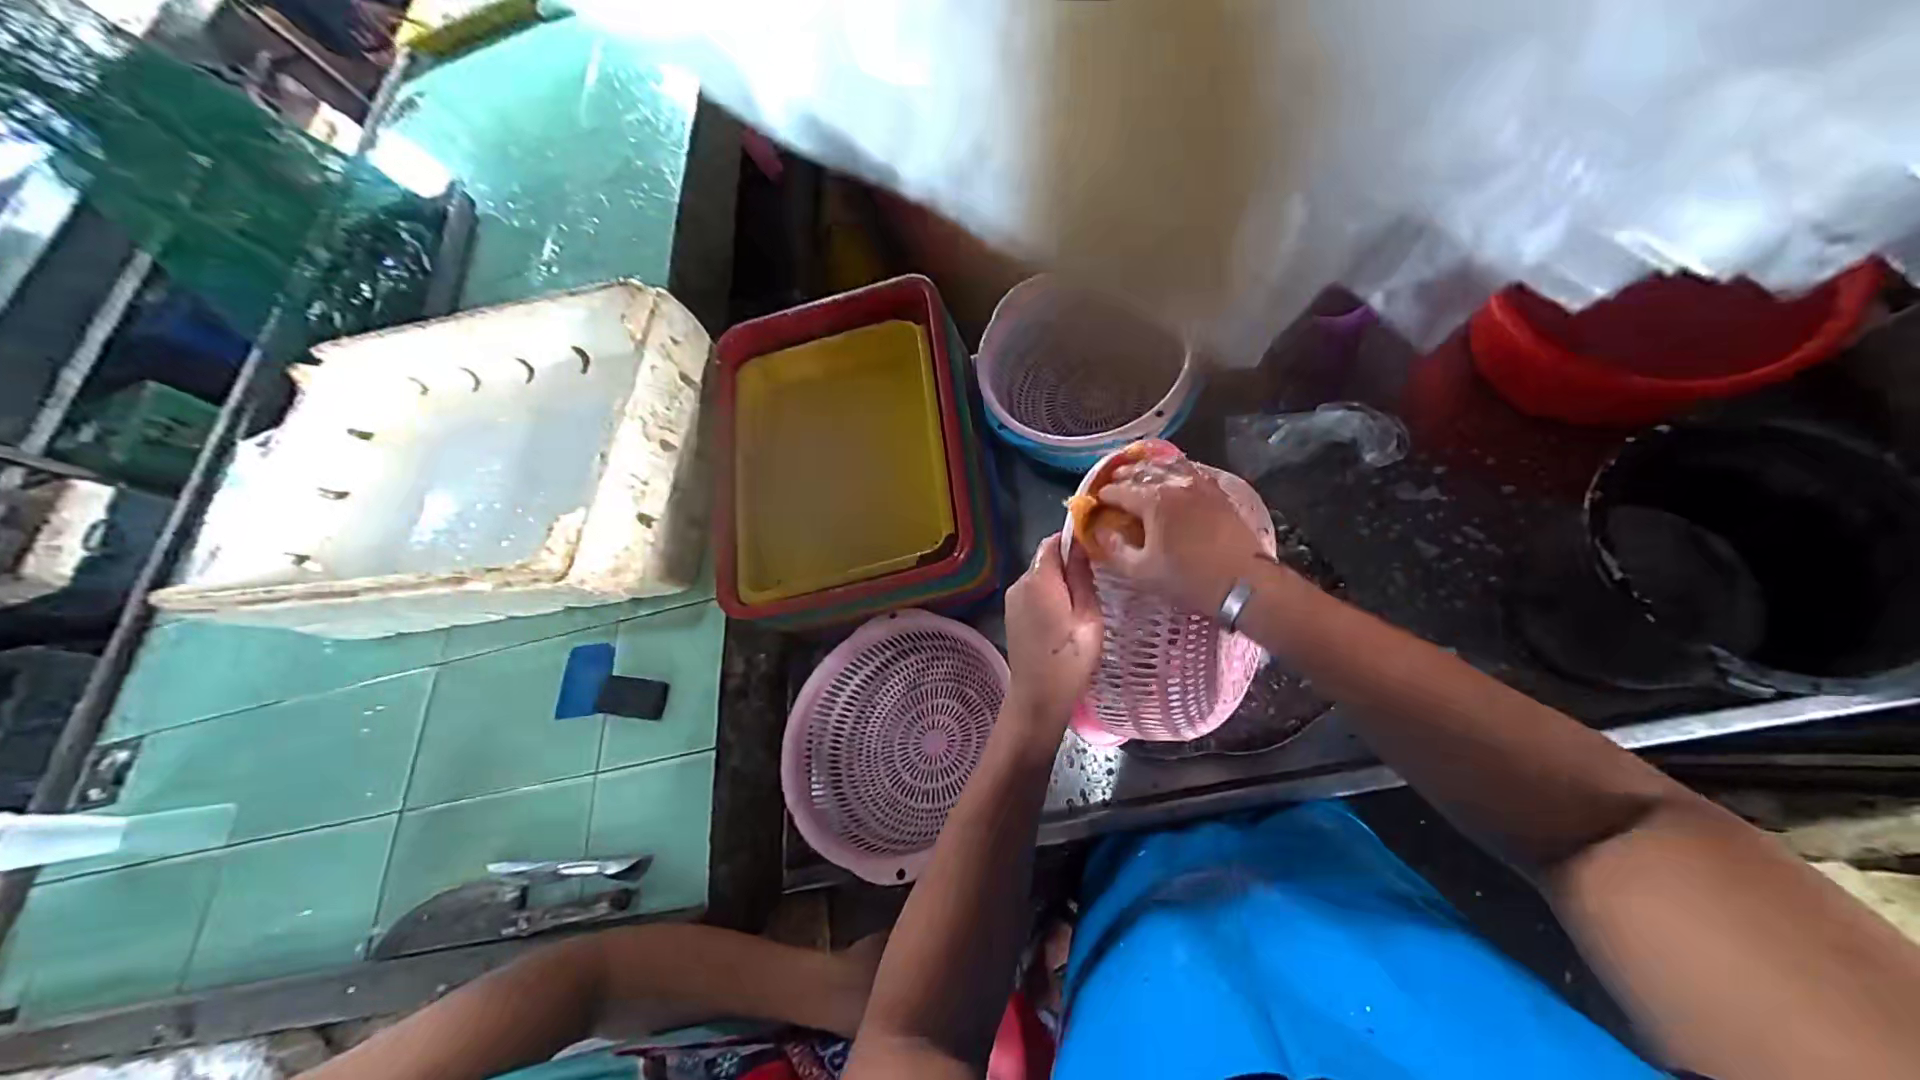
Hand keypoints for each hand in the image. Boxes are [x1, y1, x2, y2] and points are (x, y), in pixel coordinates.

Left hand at [1002, 534, 1103, 727]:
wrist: (1038, 698)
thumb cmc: (1069, 660)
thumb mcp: (1088, 617)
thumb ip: (1083, 578)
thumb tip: (1082, 547)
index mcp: (1038, 579)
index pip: (1053, 542)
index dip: (1074, 539)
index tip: (1097, 546)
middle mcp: (1019, 583)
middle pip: (1046, 558)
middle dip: (1070, 561)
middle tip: (1098, 575)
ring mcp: (1012, 600)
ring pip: (1040, 576)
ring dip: (1061, 580)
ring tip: (1086, 597)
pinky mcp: (1012, 615)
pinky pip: (1034, 593)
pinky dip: (1051, 594)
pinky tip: (1067, 613)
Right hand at [1094, 458, 1266, 613]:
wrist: (1245, 583)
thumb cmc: (1188, 578)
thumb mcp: (1141, 571)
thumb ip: (1115, 549)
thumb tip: (1099, 530)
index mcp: (1153, 500)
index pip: (1117, 491)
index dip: (1102, 497)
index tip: (1094, 505)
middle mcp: (1176, 484)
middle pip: (1142, 473)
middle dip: (1123, 479)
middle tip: (1112, 488)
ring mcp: (1201, 486)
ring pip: (1168, 469)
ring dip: (1149, 472)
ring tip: (1140, 479)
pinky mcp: (1219, 495)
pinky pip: (1191, 474)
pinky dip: (1176, 475)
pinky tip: (1173, 483)